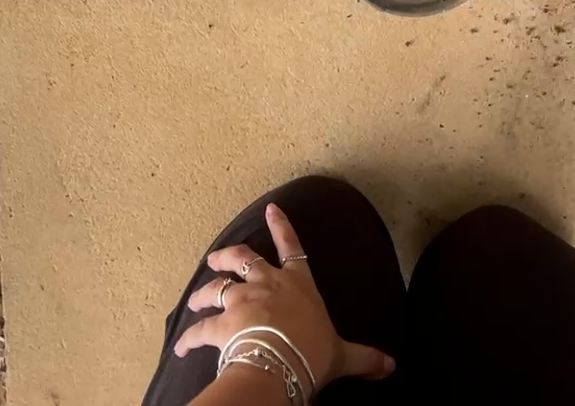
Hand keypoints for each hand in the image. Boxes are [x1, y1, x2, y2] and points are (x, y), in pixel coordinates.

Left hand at [175, 204, 394, 388]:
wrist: (283, 363)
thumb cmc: (312, 352)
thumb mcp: (341, 355)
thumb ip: (364, 358)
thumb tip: (391, 366)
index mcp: (298, 283)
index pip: (292, 247)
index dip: (281, 226)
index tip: (271, 208)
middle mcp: (267, 284)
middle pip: (243, 258)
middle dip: (228, 255)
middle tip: (215, 257)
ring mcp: (242, 300)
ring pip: (217, 287)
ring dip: (204, 293)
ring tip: (195, 298)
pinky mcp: (222, 322)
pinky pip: (200, 328)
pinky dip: (190, 336)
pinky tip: (182, 346)